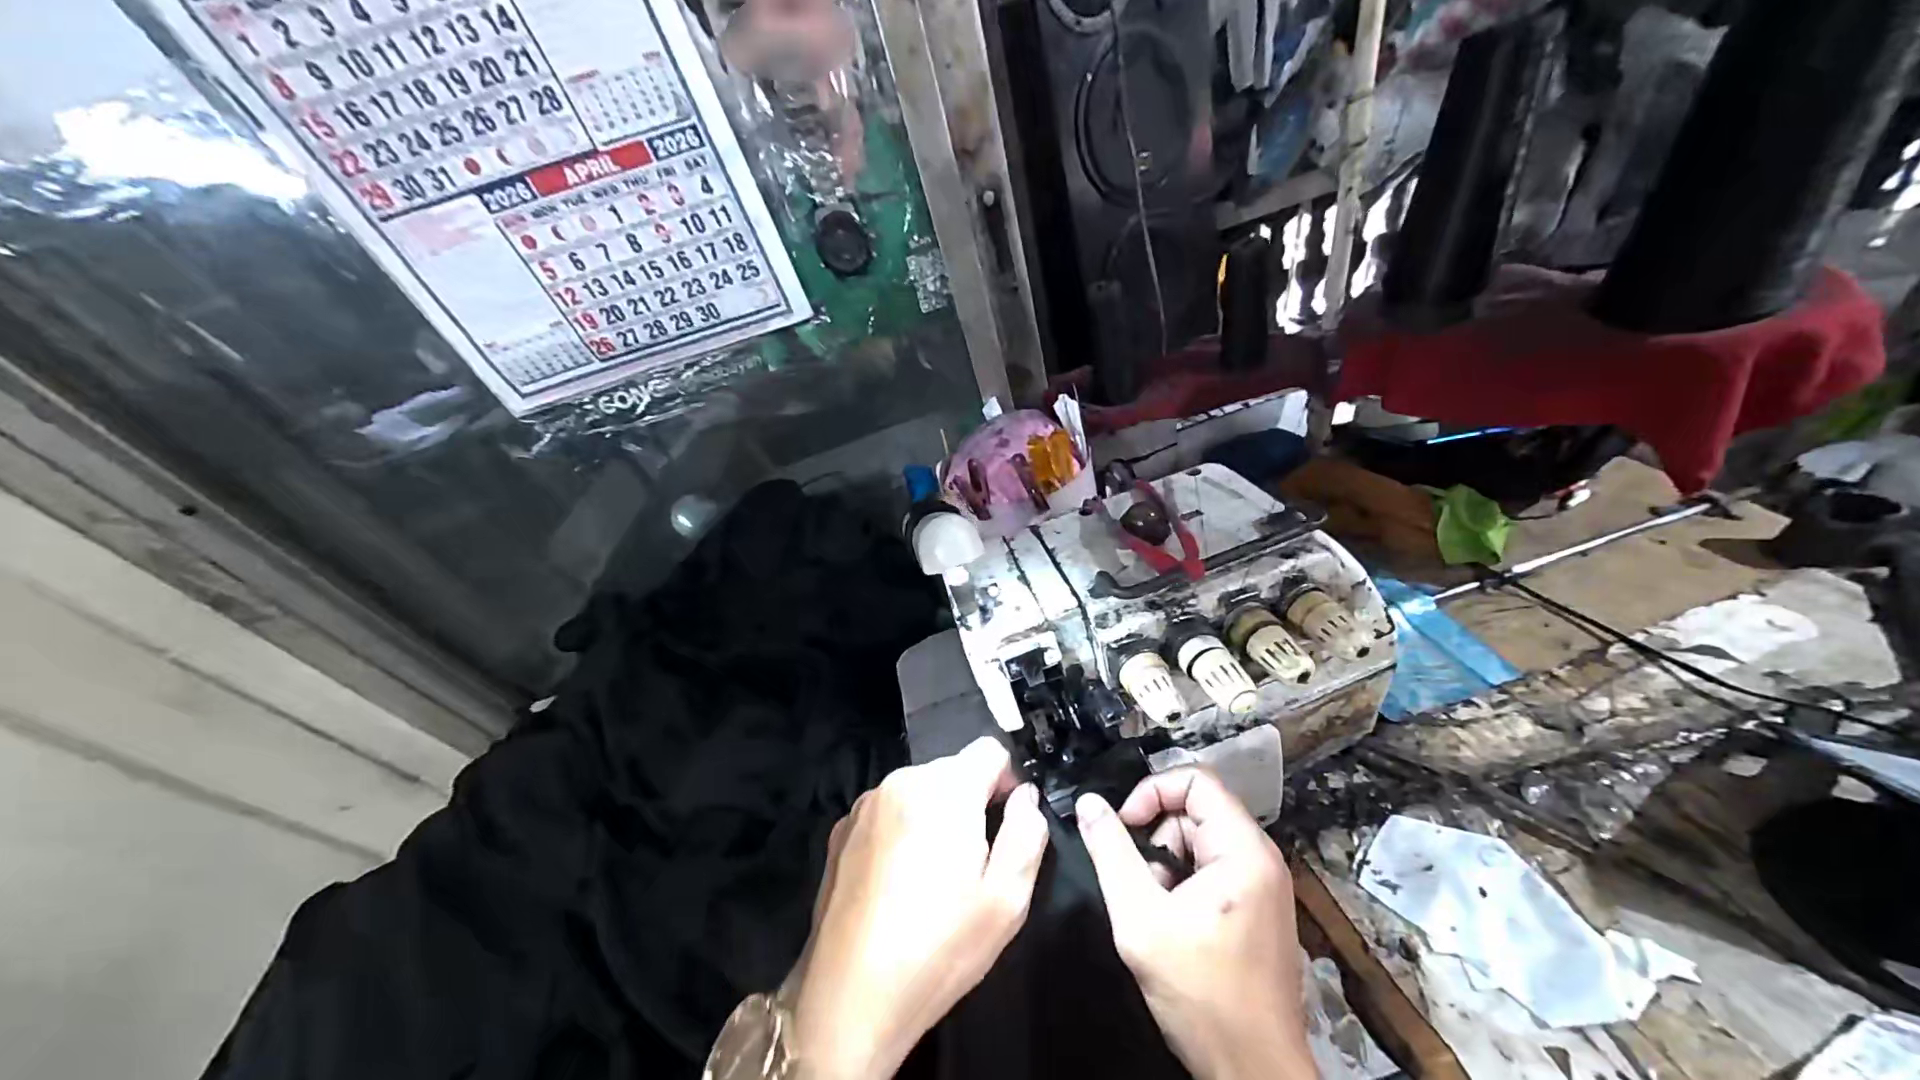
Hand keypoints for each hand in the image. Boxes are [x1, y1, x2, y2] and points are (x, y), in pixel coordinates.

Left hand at [786, 737, 1047, 1078]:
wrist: (850, 998)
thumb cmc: (939, 946)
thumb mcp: (1007, 898)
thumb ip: (1028, 832)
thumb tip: (1026, 795)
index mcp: (944, 789)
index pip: (990, 750)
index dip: (1009, 780)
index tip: (1010, 822)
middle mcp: (900, 782)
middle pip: (953, 771)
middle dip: (972, 803)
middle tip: (975, 862)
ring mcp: (865, 806)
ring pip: (920, 791)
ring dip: (936, 817)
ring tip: (935, 879)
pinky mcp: (841, 831)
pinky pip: (889, 813)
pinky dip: (904, 831)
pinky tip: (899, 885)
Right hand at [1076, 770, 1315, 1079]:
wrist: (1254, 1072)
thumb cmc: (1202, 996)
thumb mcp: (1139, 917)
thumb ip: (1110, 851)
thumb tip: (1088, 803)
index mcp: (1243, 851)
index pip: (1194, 779)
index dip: (1151, 792)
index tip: (1124, 826)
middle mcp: (1260, 858)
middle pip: (1195, 810)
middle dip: (1156, 835)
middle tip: (1137, 878)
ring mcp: (1262, 884)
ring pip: (1198, 841)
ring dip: (1166, 861)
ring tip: (1153, 905)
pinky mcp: (1256, 907)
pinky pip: (1211, 867)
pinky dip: (1182, 881)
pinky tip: (1172, 919)